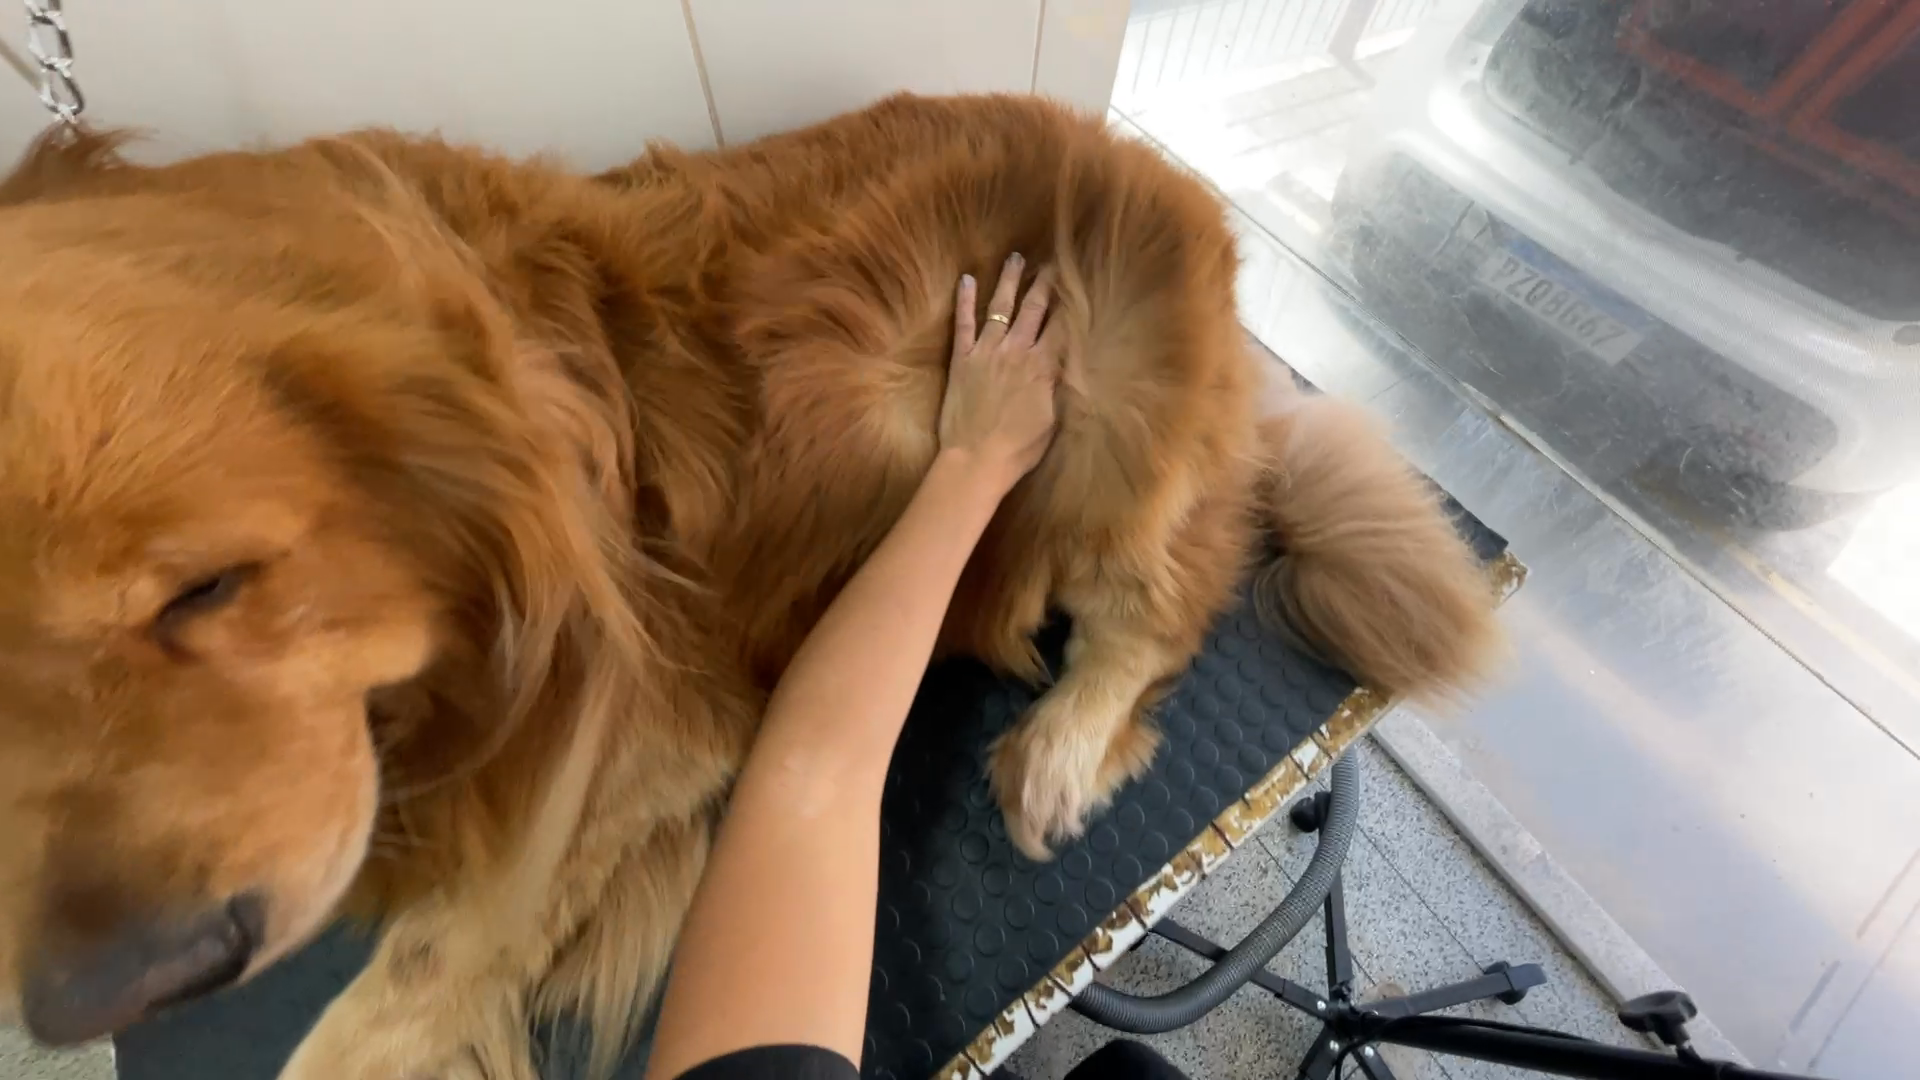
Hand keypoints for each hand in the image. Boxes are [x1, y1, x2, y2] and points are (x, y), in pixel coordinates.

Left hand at [937, 253, 1063, 497]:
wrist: (976, 459)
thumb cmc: (1019, 449)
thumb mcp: (1052, 420)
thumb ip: (1058, 387)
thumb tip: (1068, 364)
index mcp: (1043, 367)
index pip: (1062, 327)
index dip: (1071, 304)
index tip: (1078, 284)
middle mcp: (1016, 351)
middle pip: (1034, 309)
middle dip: (1044, 283)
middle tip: (1051, 263)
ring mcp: (986, 352)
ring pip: (1000, 306)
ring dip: (1009, 280)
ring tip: (1016, 257)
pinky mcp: (961, 360)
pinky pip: (963, 323)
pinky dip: (965, 300)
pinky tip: (967, 279)